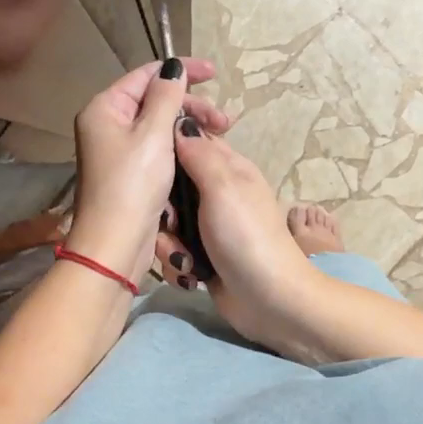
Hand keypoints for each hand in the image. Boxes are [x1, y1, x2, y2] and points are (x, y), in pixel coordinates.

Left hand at [69, 58, 228, 280]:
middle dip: (191, 105)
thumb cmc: (132, 186)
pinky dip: (181, 147)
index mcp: (105, 108)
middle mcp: (107, 125)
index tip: (215, 73)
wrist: (114, 245)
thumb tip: (173, 68)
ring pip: (160, 126)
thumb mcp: (152, 135)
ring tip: (219, 136)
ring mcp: (118, 151)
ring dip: (189, 127)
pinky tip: (202, 152)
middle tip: (223, 121)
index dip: (182, 70)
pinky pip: (159, 149)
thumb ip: (166, 97)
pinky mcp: (131, 174)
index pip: (146, 75)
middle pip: (154, 101)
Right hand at [155, 125, 318, 348]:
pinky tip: (190, 277)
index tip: (152, 173)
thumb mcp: (222, 186)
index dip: (165, 154)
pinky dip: (179, 266)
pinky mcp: (204, 259)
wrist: (270, 301)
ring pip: (168, 226)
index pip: (187, 143)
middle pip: (170, 189)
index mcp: (228, 169)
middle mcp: (217, 195)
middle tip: (171, 225)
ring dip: (168, 245)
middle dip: (162, 212)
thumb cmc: (247, 237)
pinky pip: (175, 254)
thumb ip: (198, 154)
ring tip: (184, 259)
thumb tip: (178, 122)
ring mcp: (210, 229)